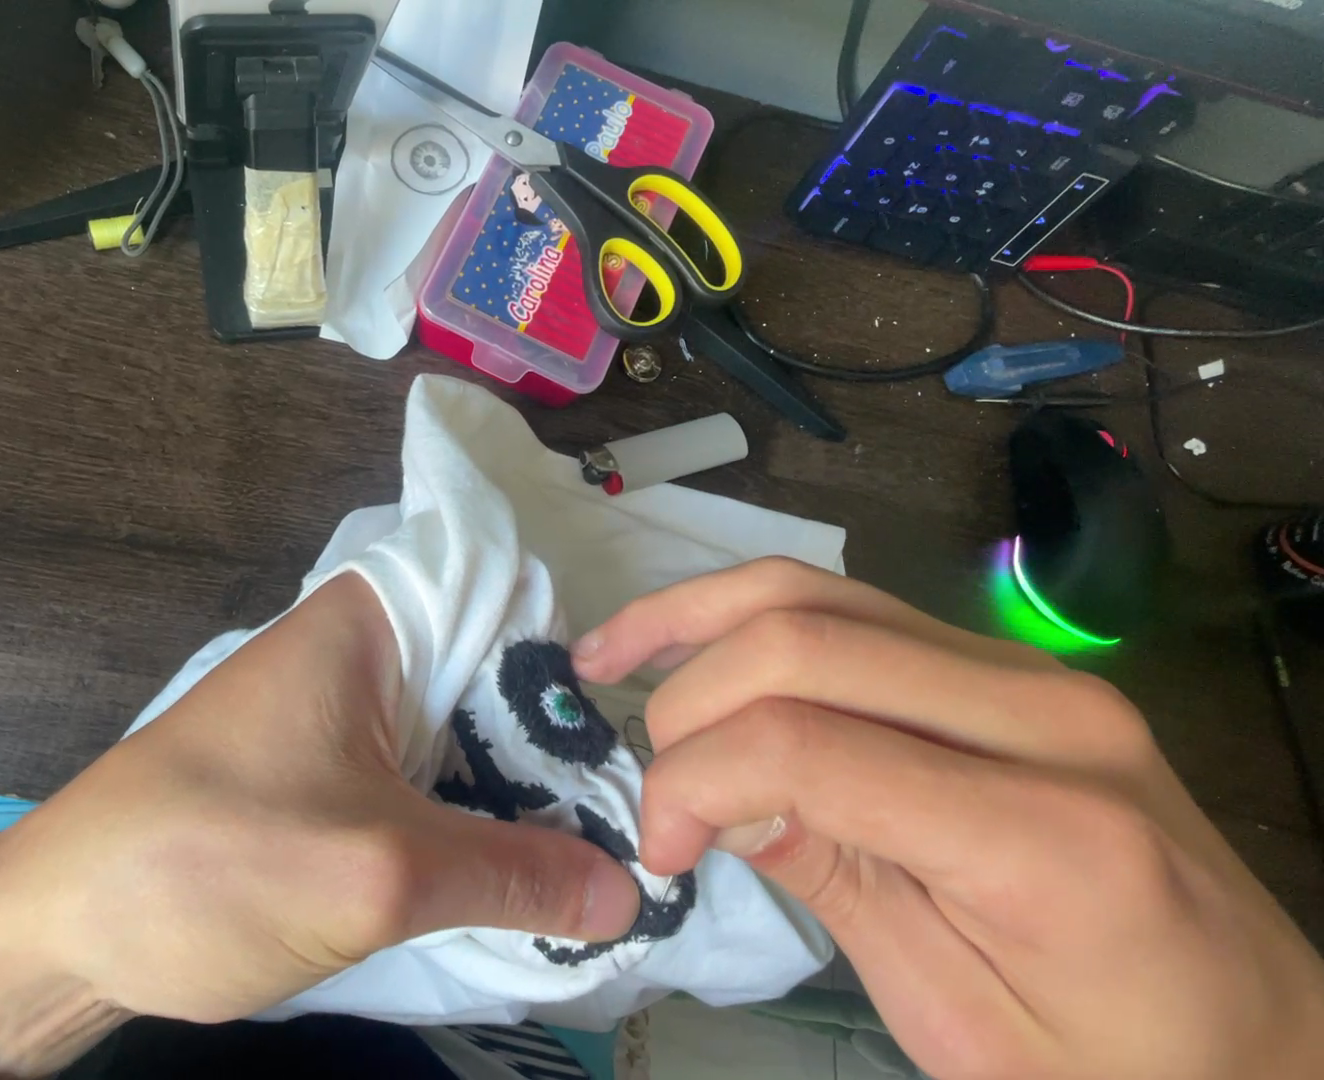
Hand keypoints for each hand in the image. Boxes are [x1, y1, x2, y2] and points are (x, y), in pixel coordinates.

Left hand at [0, 573, 640, 1075]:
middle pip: (489, 675)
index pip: (503, 599)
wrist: (64, 926)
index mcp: (365, 622)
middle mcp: (356, 649)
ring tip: (603, 845)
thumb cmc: (211, 863)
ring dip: (516, 790)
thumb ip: (511, 872)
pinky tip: (523, 865)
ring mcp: (337, 712)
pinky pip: (422, 777)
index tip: (644, 731)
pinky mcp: (323, 770)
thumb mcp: (378, 872)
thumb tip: (626, 890)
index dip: (577, 662)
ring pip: (459, 733)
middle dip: (556, 743)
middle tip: (643, 810)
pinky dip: (469, 816)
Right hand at [575, 558, 1323, 1079]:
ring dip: (686, 619)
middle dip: (685, 707)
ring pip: (806, 591)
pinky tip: (683, 635)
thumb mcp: (955, 1016)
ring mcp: (1016, 664)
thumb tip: (709, 794)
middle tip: (653, 784)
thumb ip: (828, 877)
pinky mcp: (986, 653)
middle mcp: (1039, 711)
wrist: (1267, 1032)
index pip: (803, 748)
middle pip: (796, 644)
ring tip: (607, 655)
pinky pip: (835, 599)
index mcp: (1046, 834)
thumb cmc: (1111, 1062)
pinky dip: (737, 611)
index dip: (693, 782)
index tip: (660, 848)